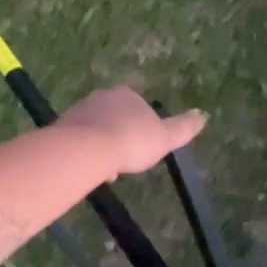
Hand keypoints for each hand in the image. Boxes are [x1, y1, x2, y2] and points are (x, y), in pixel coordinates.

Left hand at [50, 86, 206, 175]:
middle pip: (115, 119)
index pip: (137, 107)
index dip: (142, 129)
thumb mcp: (165, 137)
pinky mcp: (63, 124)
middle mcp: (101, 96)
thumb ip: (183, 127)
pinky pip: (80, 139)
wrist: (88, 147)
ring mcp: (80, 109)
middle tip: (125, 161)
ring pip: (97, 130)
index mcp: (126, 95)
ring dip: (104, 148)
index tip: (143, 147)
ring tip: (109, 171)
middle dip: (120, 139)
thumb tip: (202, 114)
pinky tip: (93, 170)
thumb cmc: (132, 141)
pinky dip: (88, 152)